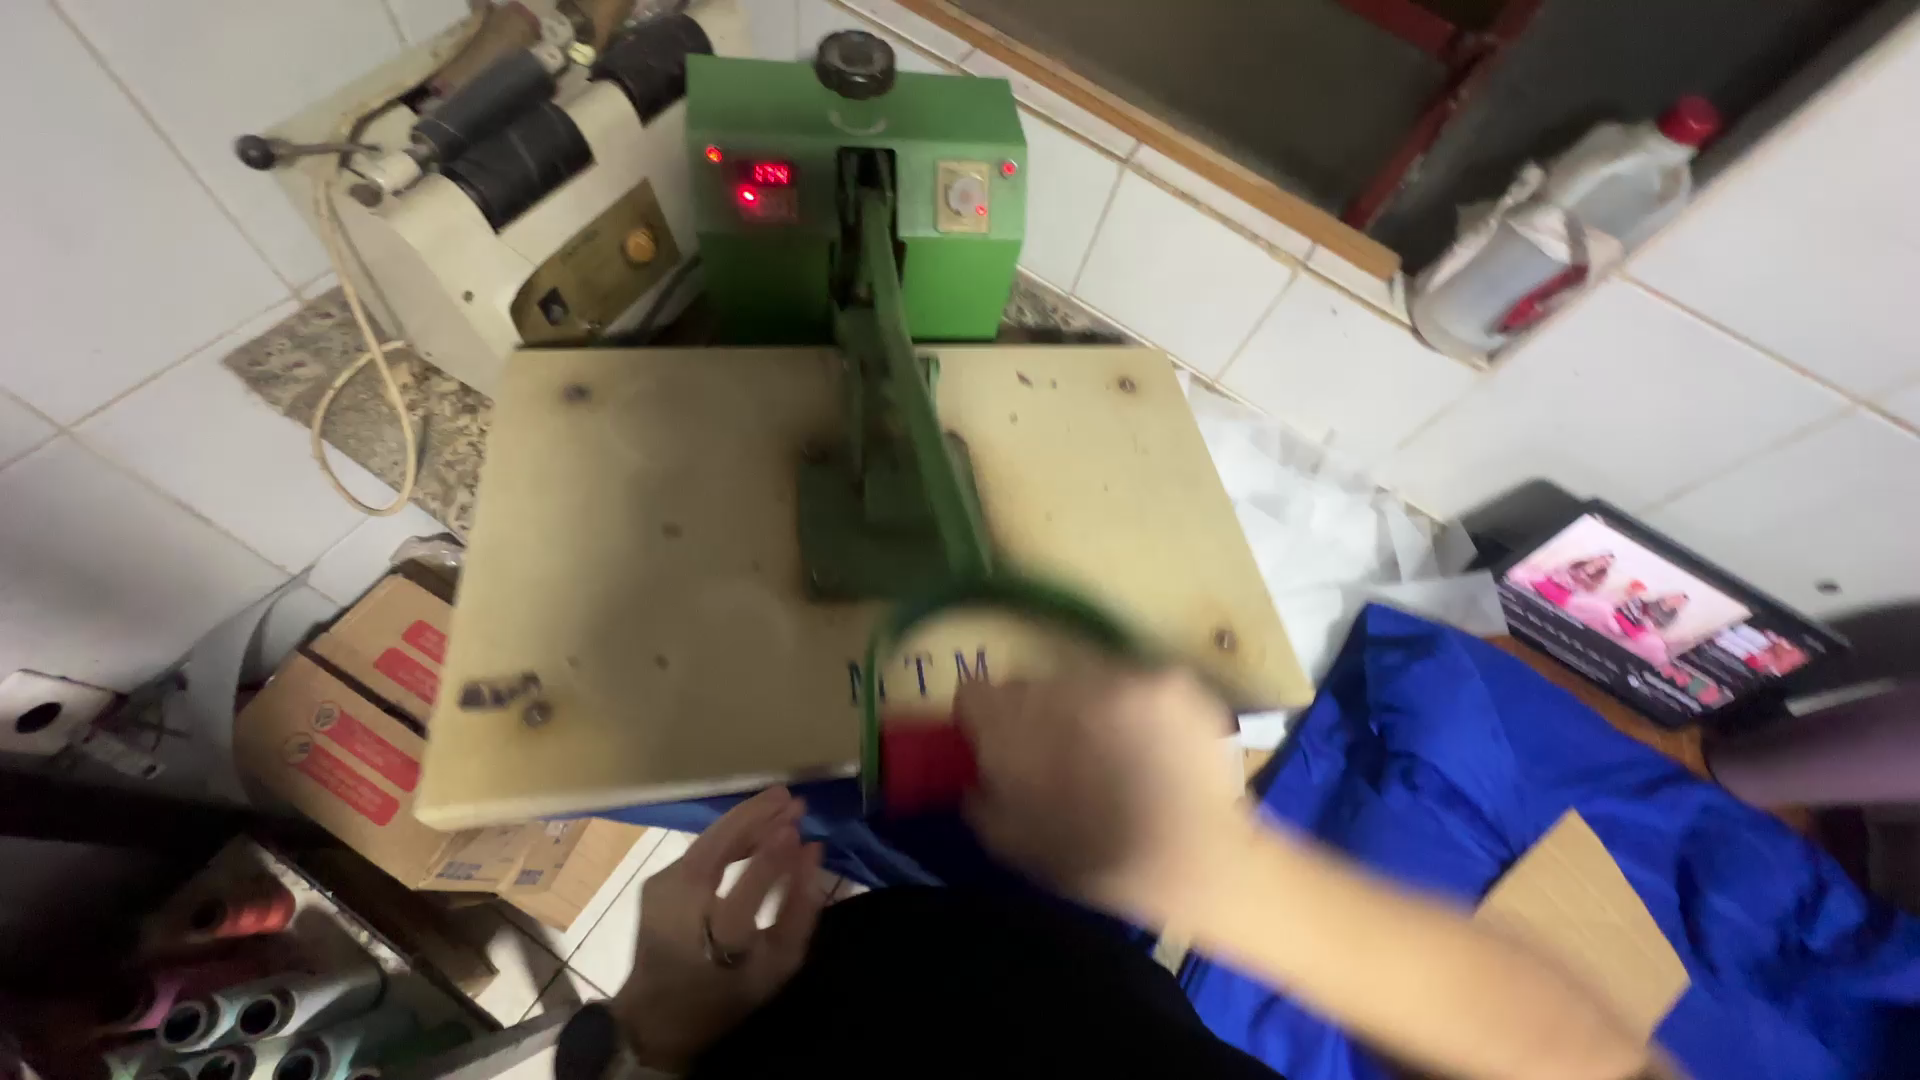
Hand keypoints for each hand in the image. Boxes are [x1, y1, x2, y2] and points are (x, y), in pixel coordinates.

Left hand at [610, 787, 825, 1070]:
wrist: (656, 1016)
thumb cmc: (726, 992)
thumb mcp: (777, 966)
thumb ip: (800, 909)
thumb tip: (814, 851)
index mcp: (717, 935)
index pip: (749, 885)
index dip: (775, 855)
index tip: (799, 830)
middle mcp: (682, 904)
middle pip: (719, 847)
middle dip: (759, 817)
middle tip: (796, 800)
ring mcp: (663, 889)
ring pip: (709, 839)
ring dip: (745, 817)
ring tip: (781, 802)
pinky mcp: (656, 880)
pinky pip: (701, 846)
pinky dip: (730, 831)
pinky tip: (753, 823)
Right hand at [954, 665, 1249, 922]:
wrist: (1190, 863)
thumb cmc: (1089, 860)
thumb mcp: (1007, 842)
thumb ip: (980, 794)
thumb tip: (980, 773)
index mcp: (1010, 722)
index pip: (973, 694)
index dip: (983, 720)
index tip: (997, 743)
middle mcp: (1059, 685)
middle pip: (1034, 687)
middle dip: (1041, 715)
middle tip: (1064, 756)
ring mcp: (1119, 676)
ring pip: (1090, 682)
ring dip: (1094, 709)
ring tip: (1120, 755)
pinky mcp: (1169, 681)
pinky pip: (1142, 688)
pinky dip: (1145, 712)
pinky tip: (1158, 750)